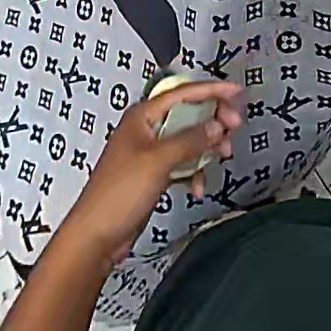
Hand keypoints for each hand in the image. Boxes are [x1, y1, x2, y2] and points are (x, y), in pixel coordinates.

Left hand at [61, 81, 242, 263]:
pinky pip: (183, 162)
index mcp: (143, 116)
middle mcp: (148, 128)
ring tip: (224, 155)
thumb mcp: (158, 161)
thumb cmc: (120, 193)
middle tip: (234, 127)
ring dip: (208, 146)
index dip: (212, 90)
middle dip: (213, 120)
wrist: (93, 240)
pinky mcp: (154, 173)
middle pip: (190, 114)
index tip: (237, 91)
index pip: (184, 93)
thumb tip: (217, 126)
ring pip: (189, 138)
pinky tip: (198, 187)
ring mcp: (151, 152)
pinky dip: (194, 170)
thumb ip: (190, 140)